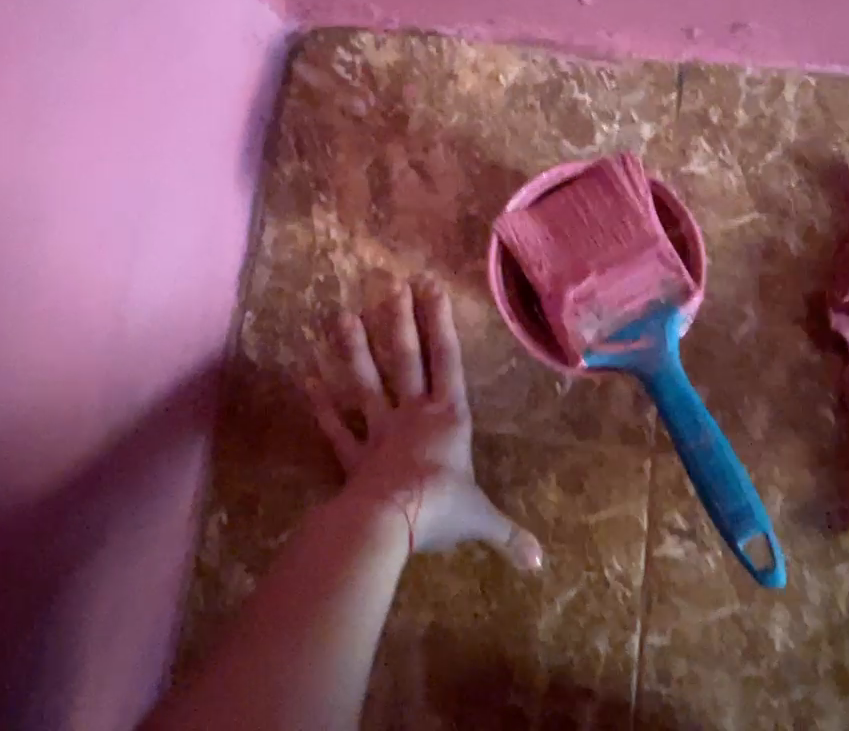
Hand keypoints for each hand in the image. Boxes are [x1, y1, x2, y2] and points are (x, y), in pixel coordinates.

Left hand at [302, 278, 542, 570]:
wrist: (390, 525)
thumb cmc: (442, 510)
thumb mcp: (482, 520)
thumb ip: (509, 535)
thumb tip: (540, 564)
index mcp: (450, 418)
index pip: (448, 361)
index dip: (441, 323)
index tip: (432, 287)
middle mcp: (414, 415)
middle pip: (406, 359)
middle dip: (401, 321)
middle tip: (391, 283)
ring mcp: (380, 432)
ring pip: (367, 383)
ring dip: (354, 350)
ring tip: (342, 316)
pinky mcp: (354, 456)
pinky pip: (336, 427)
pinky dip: (322, 404)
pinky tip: (308, 379)